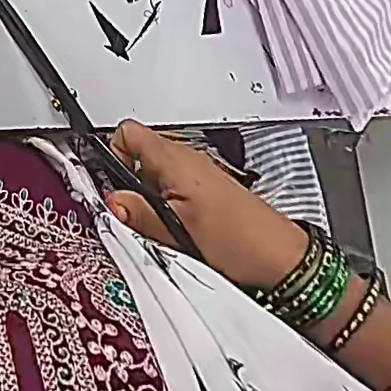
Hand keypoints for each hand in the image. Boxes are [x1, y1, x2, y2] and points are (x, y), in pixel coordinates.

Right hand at [105, 121, 311, 290]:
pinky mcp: (204, 188)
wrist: (280, 257)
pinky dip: (166, 204)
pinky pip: (171, 186)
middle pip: (136, 154)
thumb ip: (139, 215)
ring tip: (161, 226)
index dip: (111, 155)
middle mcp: (185, 158)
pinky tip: (176, 230)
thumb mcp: (179, 233)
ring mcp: (196, 172)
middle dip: (128, 184)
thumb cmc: (240, 239)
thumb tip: (111, 202)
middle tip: (135, 214)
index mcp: (174, 159)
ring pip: (153, 173)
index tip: (110, 186)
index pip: (126, 133)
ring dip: (147, 197)